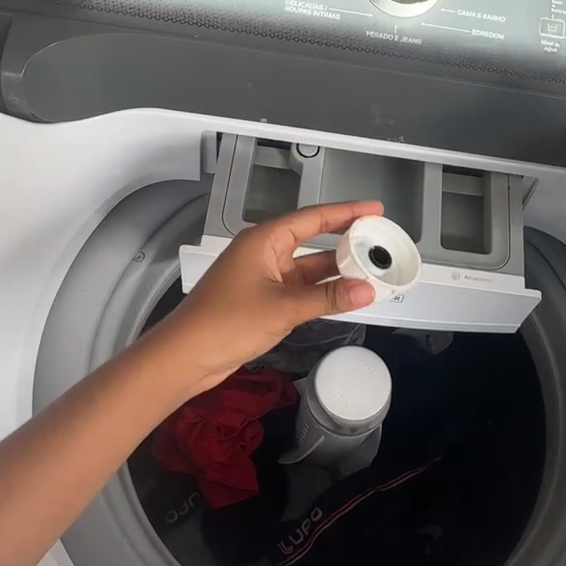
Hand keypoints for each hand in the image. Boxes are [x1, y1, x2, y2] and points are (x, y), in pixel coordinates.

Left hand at [146, 200, 382, 393]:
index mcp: (264, 240)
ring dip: (335, 271)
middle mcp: (264, 253)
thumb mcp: (284, 308)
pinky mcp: (262, 301)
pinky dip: (321, 292)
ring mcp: (263, 278)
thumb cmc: (228, 322)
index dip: (346, 211)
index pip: (313, 217)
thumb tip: (369, 290)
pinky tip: (344, 295)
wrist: (185, 356)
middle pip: (312, 241)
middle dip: (345, 242)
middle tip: (380, 240)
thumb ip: (328, 298)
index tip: (376, 208)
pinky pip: (299, 289)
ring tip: (372, 269)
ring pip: (307, 268)